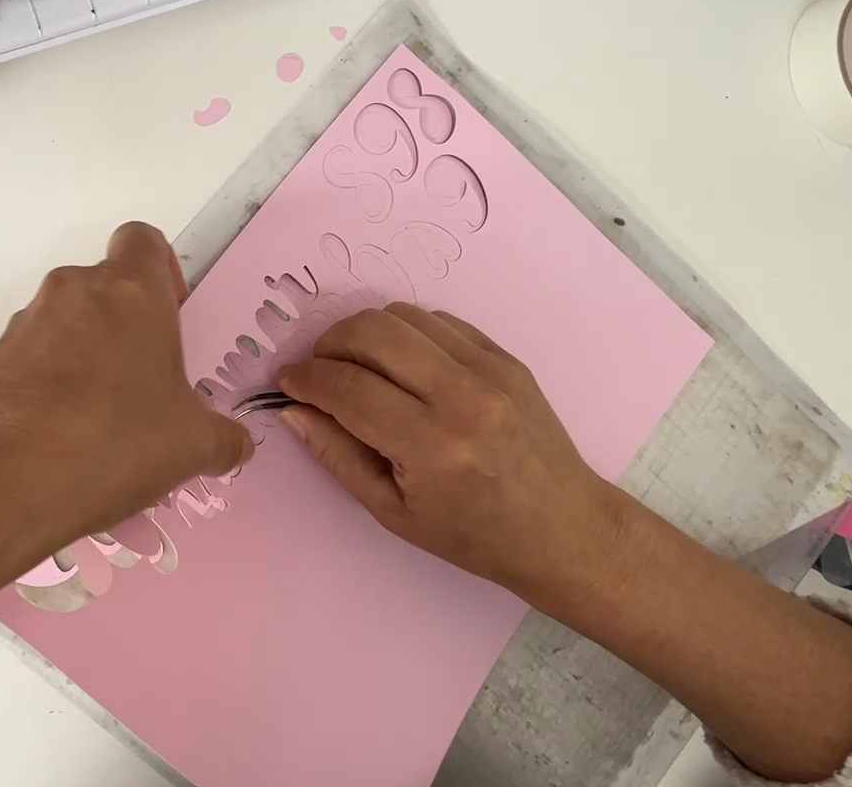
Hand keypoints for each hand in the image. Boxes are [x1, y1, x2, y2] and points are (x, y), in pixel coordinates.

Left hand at [0, 223, 254, 551]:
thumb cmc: (113, 441)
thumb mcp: (190, 447)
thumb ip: (221, 439)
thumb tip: (234, 445)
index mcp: (131, 291)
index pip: (143, 240)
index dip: (163, 271)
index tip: (171, 320)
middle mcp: (75, 291)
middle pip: (107, 287)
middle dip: (130, 328)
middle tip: (146, 386)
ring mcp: (27, 323)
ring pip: (71, 324)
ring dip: (90, 358)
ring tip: (105, 425)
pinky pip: (36, 359)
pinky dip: (54, 385)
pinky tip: (65, 441)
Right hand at [277, 304, 623, 599]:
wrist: (564, 529)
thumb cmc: (473, 535)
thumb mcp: (392, 513)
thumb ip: (337, 455)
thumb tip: (294, 409)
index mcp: (433, 448)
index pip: (348, 389)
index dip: (306, 380)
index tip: (287, 381)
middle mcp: (462, 397)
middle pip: (372, 333)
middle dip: (329, 344)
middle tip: (318, 369)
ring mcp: (490, 370)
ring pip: (402, 316)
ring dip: (364, 334)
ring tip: (357, 365)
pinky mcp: (505, 357)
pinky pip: (437, 320)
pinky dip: (405, 334)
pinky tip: (400, 365)